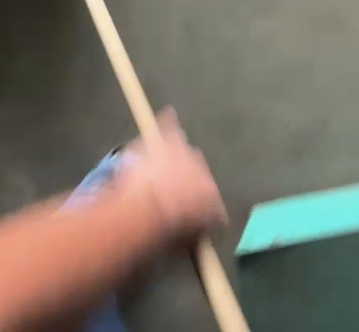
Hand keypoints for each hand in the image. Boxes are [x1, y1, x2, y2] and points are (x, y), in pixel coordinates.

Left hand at [113, 109, 226, 240]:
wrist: (144, 209)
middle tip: (175, 193)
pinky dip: (169, 121)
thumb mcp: (182, 243)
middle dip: (191, 183)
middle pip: (201, 176)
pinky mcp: (167, 139)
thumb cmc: (163, 233)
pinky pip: (171, 125)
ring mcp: (185, 155)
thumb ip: (192, 235)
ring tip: (170, 163)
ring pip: (187, 151)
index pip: (214, 209)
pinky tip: (169, 114)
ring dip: (180, 157)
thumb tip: (191, 237)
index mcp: (212, 202)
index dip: (201, 214)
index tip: (190, 220)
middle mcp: (205, 174)